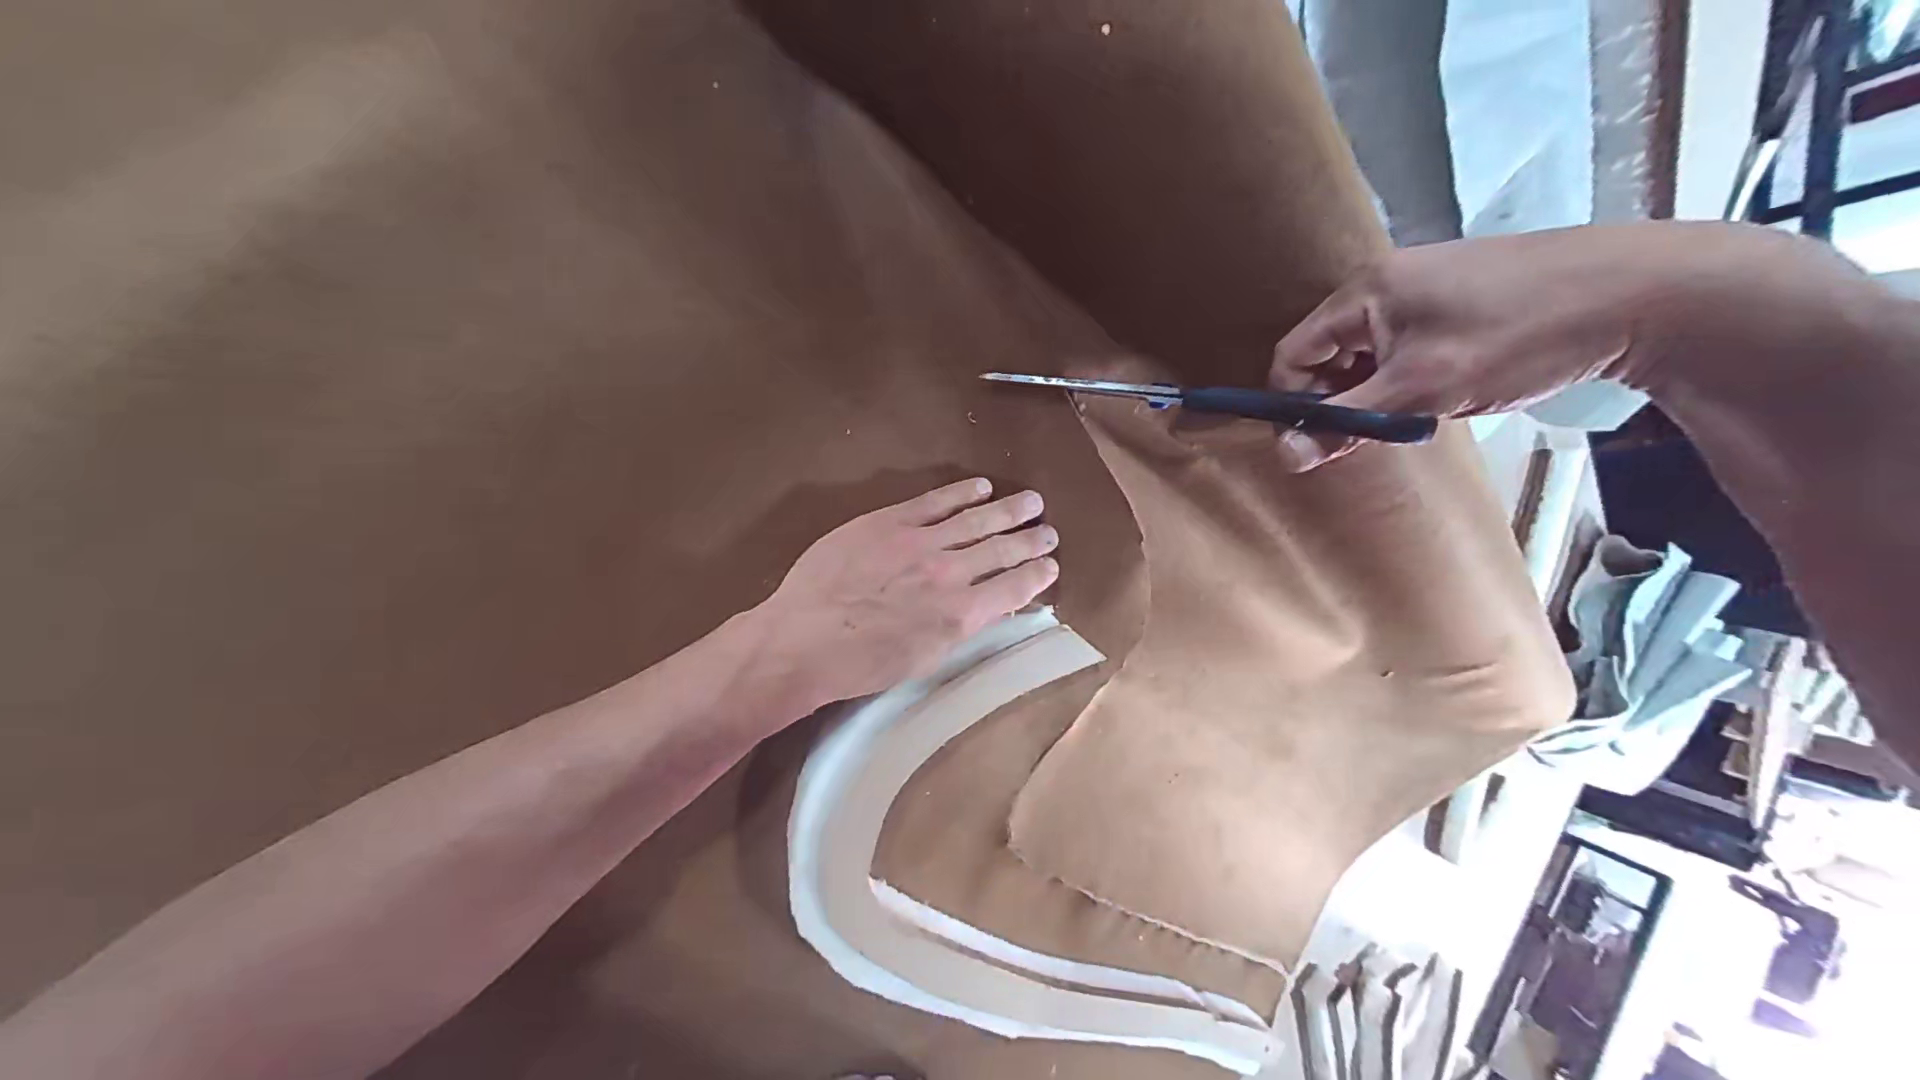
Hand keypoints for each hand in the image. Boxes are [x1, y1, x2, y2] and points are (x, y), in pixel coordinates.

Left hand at [751, 477, 1059, 707]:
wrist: (804, 639)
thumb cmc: (862, 664)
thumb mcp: (924, 659)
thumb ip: (960, 627)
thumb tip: (988, 606)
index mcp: (961, 614)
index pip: (1015, 587)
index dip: (1038, 574)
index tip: (1051, 565)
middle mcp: (950, 573)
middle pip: (1003, 549)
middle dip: (1032, 540)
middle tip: (1050, 531)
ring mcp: (920, 542)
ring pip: (977, 520)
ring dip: (1008, 510)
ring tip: (1031, 501)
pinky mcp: (890, 521)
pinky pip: (936, 501)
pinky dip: (962, 493)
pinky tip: (981, 487)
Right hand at [1265, 223, 1829, 469]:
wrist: (1647, 291)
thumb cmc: (1518, 336)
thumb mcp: (1421, 389)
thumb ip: (1347, 423)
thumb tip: (1285, 457)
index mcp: (1365, 291)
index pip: (1293, 353)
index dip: (1294, 400)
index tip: (1319, 439)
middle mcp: (1386, 281)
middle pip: (1327, 353)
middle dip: (1337, 397)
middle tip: (1369, 430)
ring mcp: (1425, 286)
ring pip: (1367, 352)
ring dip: (1373, 389)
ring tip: (1412, 412)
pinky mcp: (1459, 297)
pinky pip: (1402, 344)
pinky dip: (1405, 375)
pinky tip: (1440, 391)